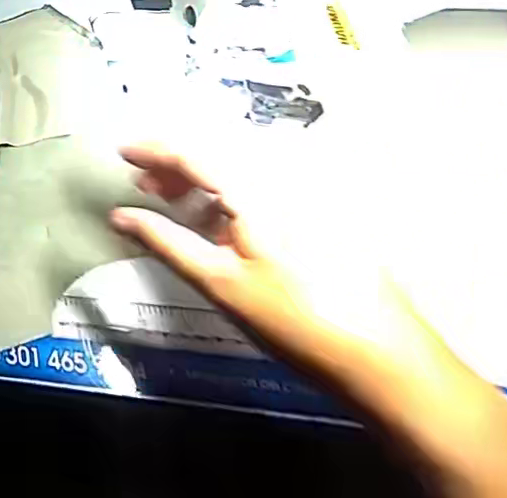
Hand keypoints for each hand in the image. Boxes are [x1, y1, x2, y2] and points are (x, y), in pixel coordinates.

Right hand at [110, 141, 435, 376]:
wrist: (385, 358)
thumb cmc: (294, 318)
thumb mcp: (220, 283)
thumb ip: (166, 241)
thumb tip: (121, 216)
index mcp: (253, 186)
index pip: (192, 151)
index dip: (152, 149)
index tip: (122, 152)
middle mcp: (278, 177)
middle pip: (214, 152)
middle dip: (173, 164)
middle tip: (143, 184)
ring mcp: (300, 192)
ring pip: (235, 167)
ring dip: (198, 178)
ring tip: (172, 203)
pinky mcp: (312, 210)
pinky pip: (256, 184)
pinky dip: (225, 193)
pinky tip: (214, 222)